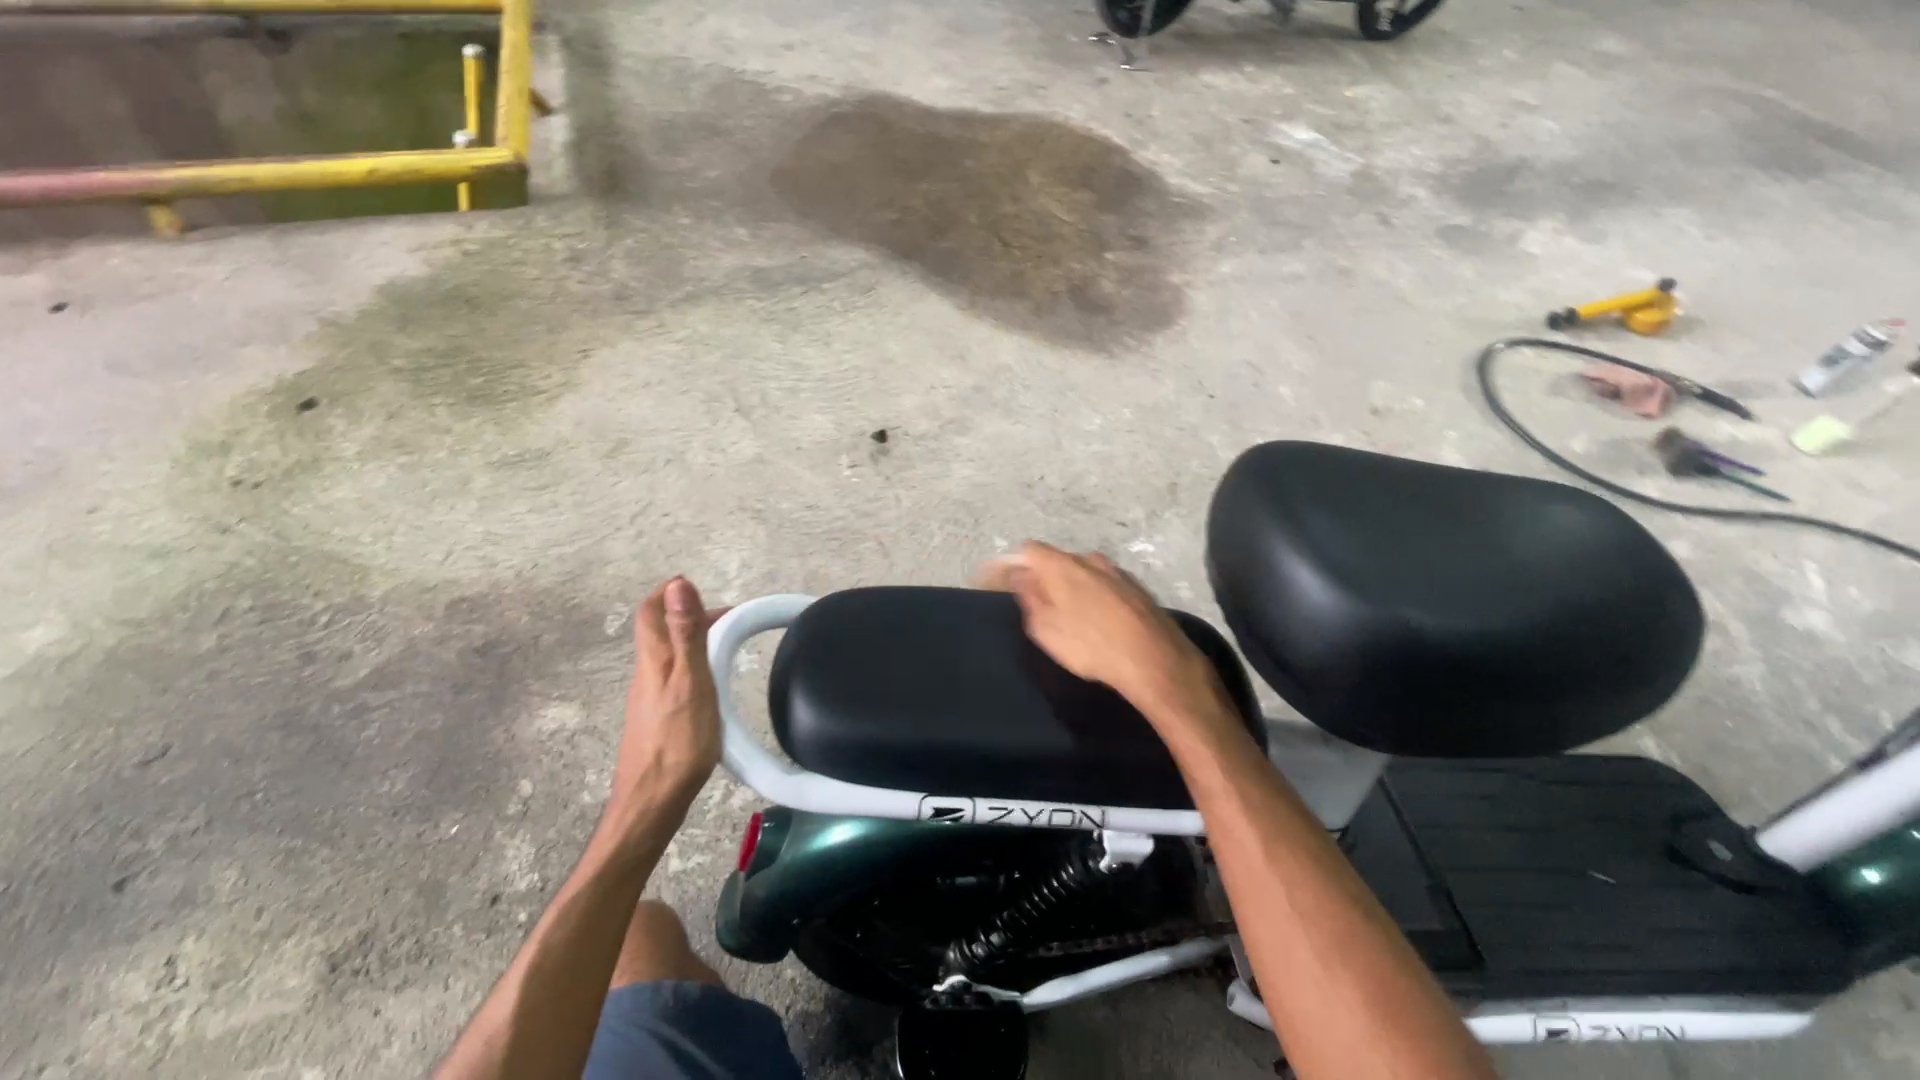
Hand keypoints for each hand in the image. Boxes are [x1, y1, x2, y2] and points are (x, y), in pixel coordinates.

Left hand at [613, 577, 727, 814]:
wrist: (652, 803)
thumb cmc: (678, 744)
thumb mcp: (691, 684)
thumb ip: (686, 635)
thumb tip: (678, 584)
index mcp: (654, 662)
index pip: (649, 613)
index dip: (668, 593)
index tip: (696, 586)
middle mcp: (646, 675)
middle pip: (658, 633)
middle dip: (687, 615)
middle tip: (727, 618)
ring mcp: (648, 700)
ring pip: (666, 657)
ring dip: (691, 642)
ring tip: (726, 647)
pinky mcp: (656, 720)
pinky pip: (671, 679)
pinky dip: (692, 668)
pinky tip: (710, 686)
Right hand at [979, 542, 1224, 724]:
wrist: (1154, 660)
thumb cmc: (1091, 645)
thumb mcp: (1046, 628)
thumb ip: (1028, 597)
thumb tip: (1019, 576)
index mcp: (1063, 565)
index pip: (1028, 550)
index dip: (1008, 564)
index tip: (994, 581)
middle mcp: (1090, 559)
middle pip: (1056, 561)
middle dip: (1040, 577)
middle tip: (1029, 600)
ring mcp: (1118, 572)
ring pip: (1083, 573)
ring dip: (1068, 587)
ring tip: (1063, 614)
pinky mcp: (1137, 589)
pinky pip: (1103, 586)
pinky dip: (1091, 597)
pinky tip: (1094, 621)